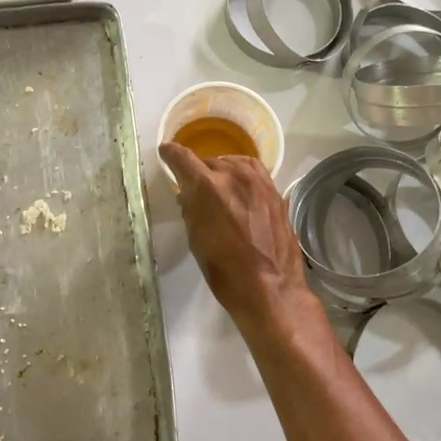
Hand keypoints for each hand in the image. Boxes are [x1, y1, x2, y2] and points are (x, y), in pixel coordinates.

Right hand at [158, 142, 312, 330]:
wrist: (271, 288)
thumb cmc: (225, 271)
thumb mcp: (196, 240)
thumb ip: (191, 209)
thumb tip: (189, 194)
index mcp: (208, 187)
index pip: (183, 159)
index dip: (171, 154)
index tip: (166, 152)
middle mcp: (234, 176)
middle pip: (209, 161)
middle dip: (199, 172)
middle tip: (195, 190)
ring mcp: (258, 181)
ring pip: (233, 162)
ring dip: (222, 170)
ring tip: (218, 186)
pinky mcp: (275, 191)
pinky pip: (253, 170)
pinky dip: (241, 173)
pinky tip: (239, 187)